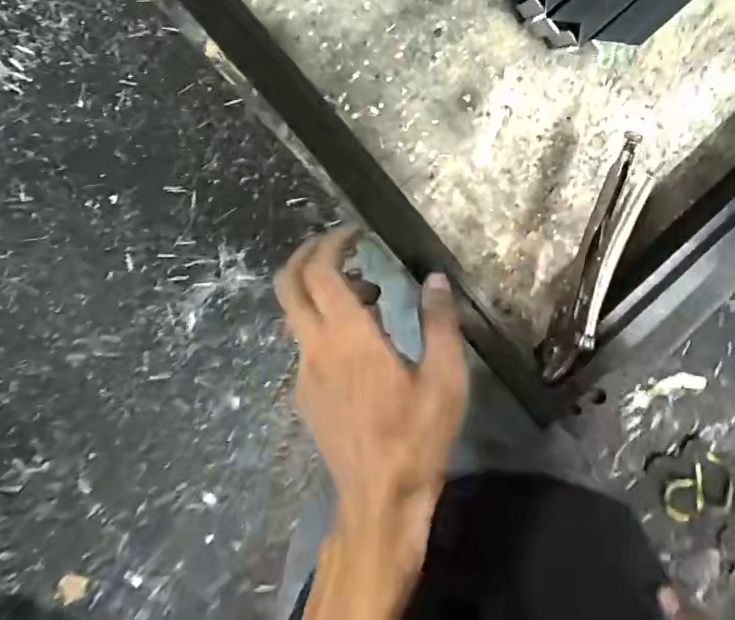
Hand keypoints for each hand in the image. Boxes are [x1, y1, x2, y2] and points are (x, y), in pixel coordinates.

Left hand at [276, 227, 468, 618]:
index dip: (334, 243)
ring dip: (322, 288)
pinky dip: (325, 320)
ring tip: (370, 293)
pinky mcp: (305, 394)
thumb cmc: (417, 437)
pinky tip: (363, 340)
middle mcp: (316, 348)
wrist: (378, 502)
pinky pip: (306, 341)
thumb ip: (441, 322)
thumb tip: (436, 278)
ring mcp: (304, 373)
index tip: (357, 232)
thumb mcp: (445, 378)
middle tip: (342, 243)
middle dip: (309, 253)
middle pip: (289, 284)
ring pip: (296, 312)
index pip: (321, 273)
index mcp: (349, 338)